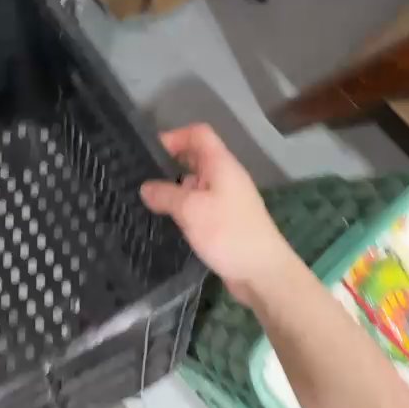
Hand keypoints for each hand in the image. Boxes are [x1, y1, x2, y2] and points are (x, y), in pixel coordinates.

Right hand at [140, 125, 303, 302]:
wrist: (264, 273)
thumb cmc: (228, 233)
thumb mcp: (190, 210)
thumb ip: (165, 194)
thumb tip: (145, 187)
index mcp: (221, 164)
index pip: (198, 134)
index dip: (175, 136)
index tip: (151, 152)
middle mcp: (226, 176)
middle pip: (197, 157)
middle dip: (171, 162)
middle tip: (144, 176)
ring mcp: (228, 199)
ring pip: (198, 183)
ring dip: (176, 188)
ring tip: (150, 200)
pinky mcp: (227, 220)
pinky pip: (202, 204)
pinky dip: (186, 207)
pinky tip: (170, 221)